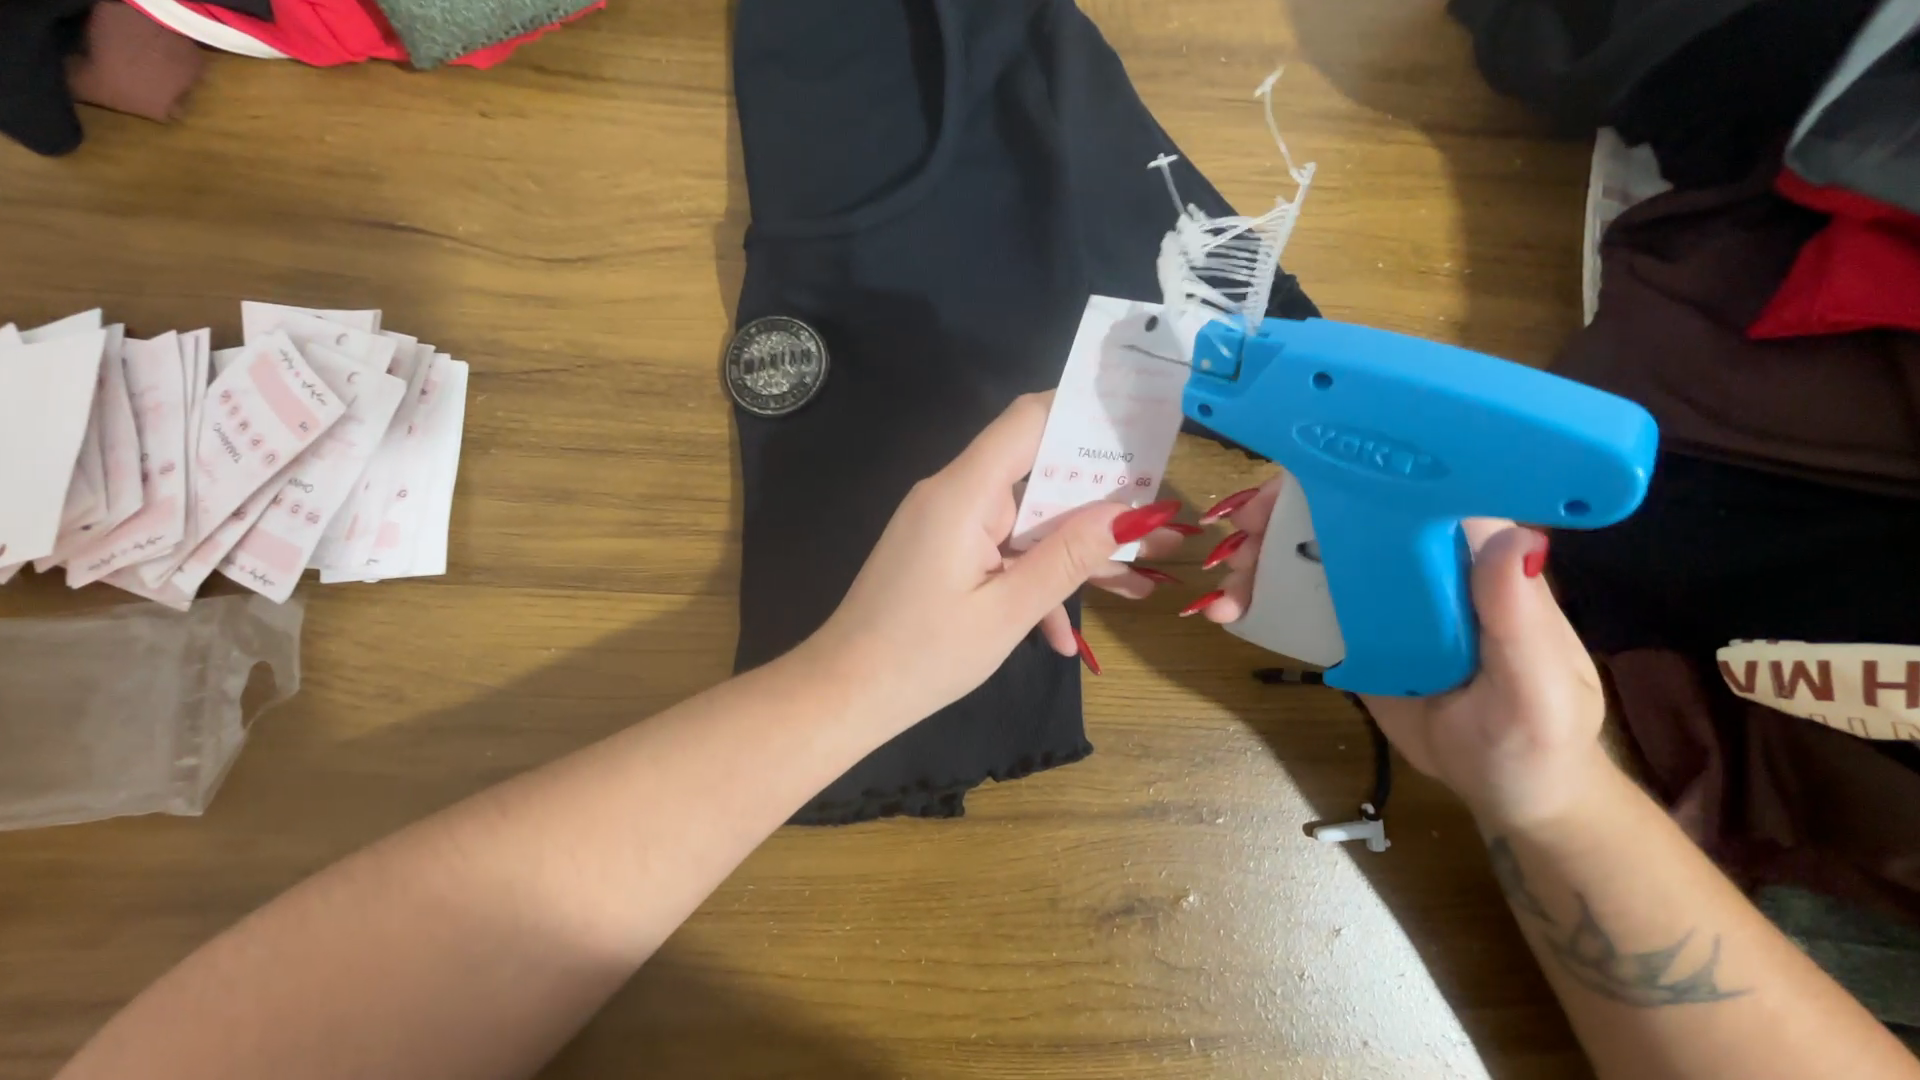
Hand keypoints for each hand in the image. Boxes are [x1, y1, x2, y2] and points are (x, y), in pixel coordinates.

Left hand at [806, 393, 1192, 727]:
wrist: (844, 694)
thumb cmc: (921, 657)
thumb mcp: (1006, 612)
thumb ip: (1067, 558)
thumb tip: (1127, 513)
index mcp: (963, 493)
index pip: (1028, 420)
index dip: (1082, 412)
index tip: (1137, 422)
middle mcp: (954, 494)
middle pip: (1037, 474)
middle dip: (1100, 503)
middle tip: (1159, 525)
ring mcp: (948, 524)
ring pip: (1026, 522)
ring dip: (1073, 553)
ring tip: (1138, 583)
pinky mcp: (944, 552)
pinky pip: (1000, 552)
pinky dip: (1030, 583)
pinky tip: (1063, 637)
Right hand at [1193, 476, 1611, 828]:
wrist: (1509, 791)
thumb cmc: (1539, 738)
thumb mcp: (1537, 685)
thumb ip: (1519, 618)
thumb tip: (1515, 538)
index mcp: (1471, 556)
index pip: (1404, 493)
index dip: (1339, 481)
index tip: (1281, 496)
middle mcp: (1420, 563)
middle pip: (1341, 517)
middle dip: (1277, 522)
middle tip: (1236, 546)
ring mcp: (1383, 597)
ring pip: (1311, 558)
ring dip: (1259, 563)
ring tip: (1227, 593)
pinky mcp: (1354, 632)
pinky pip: (1302, 606)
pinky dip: (1261, 603)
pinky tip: (1230, 614)